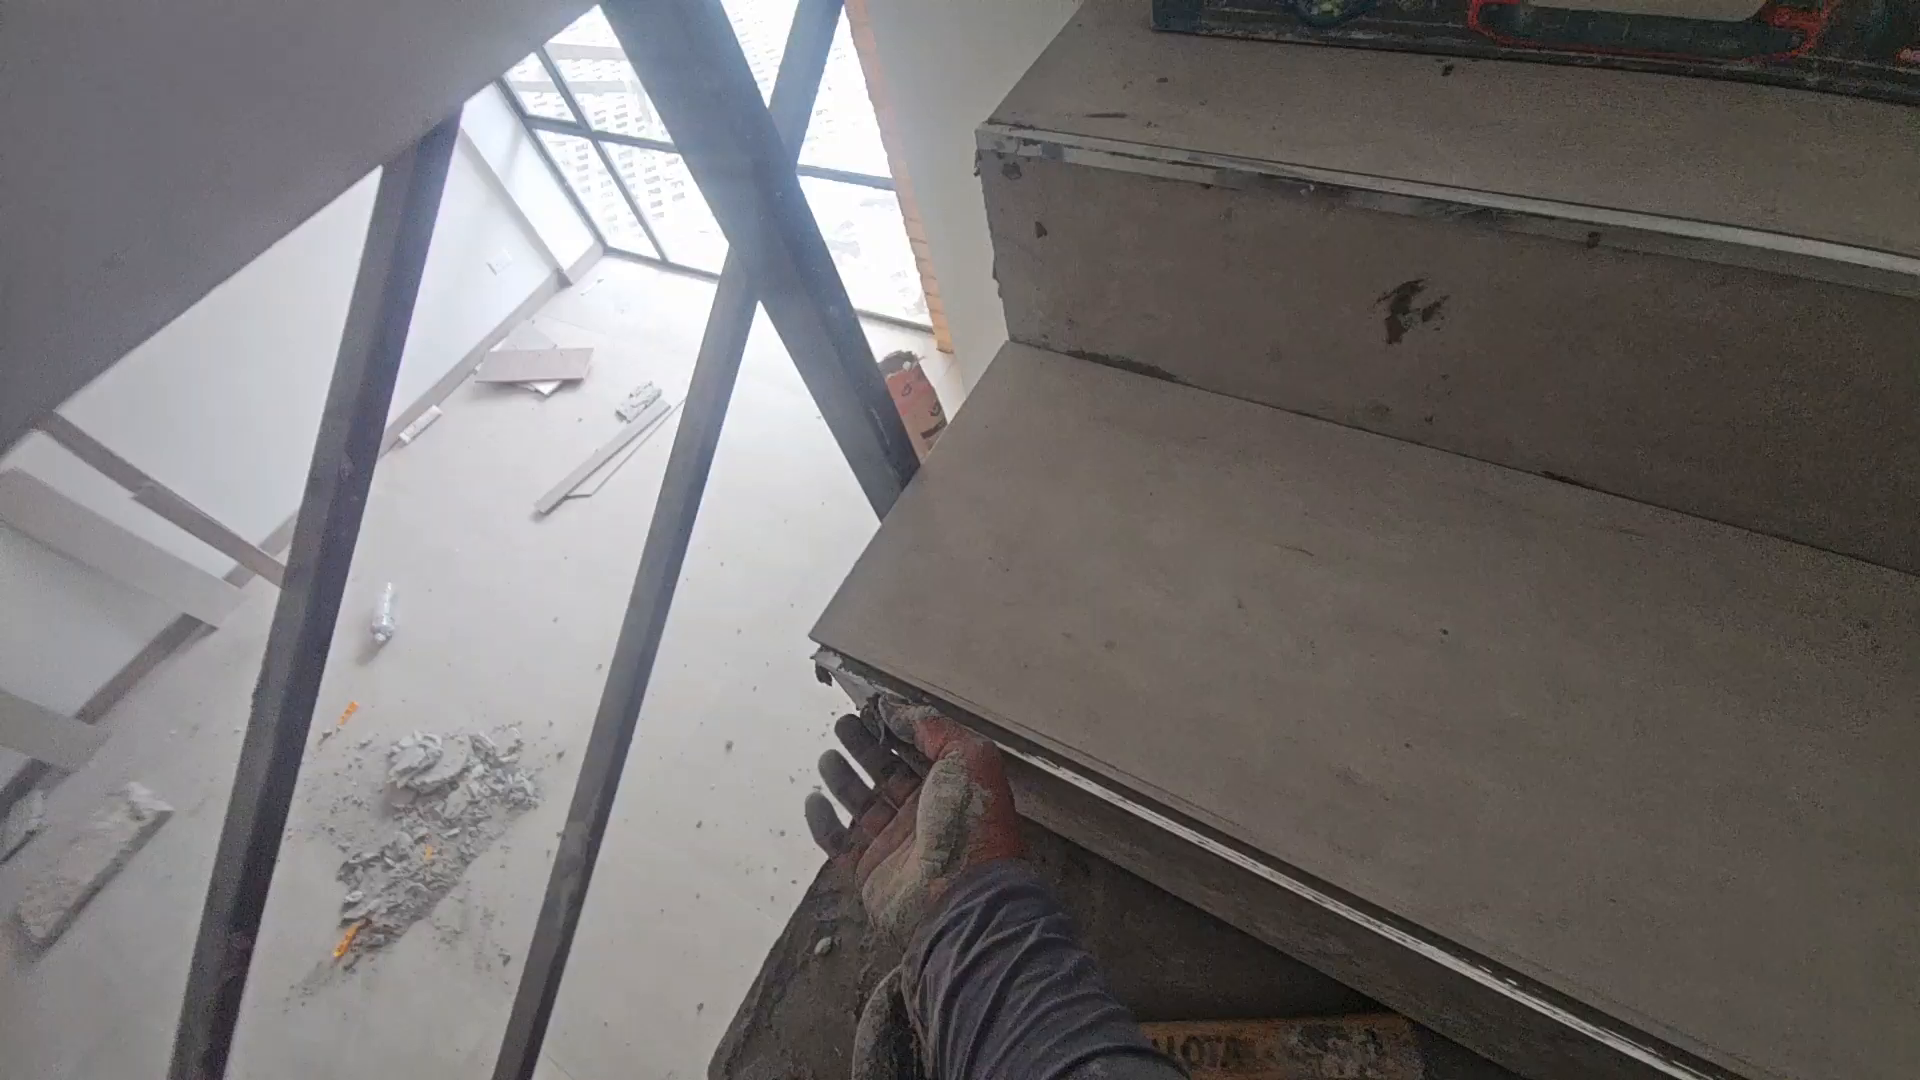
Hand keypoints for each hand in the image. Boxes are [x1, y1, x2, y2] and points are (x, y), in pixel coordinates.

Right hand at [805, 704, 1023, 940]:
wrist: (961, 897)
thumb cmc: (971, 822)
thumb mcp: (968, 756)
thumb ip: (932, 726)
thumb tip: (895, 708)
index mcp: (950, 786)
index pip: (919, 749)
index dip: (897, 727)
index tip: (873, 707)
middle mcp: (924, 812)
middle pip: (887, 771)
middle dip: (865, 746)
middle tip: (844, 723)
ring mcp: (895, 843)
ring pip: (861, 803)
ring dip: (843, 778)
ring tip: (827, 755)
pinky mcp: (869, 870)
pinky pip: (840, 843)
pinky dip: (824, 823)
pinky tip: (814, 800)